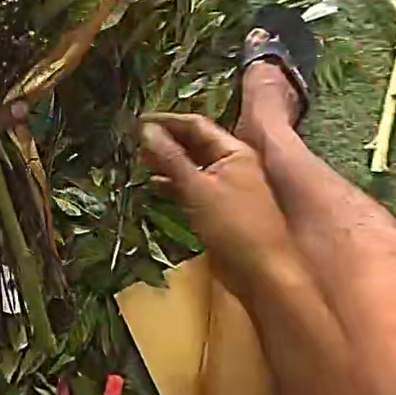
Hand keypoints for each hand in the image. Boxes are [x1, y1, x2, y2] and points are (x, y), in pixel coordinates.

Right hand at [138, 113, 290, 262]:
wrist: (262, 274)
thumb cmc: (235, 226)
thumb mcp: (198, 187)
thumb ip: (170, 157)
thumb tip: (145, 129)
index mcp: (234, 152)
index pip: (196, 125)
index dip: (166, 120)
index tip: (137, 120)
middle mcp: (231, 165)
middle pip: (193, 144)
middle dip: (165, 140)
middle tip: (134, 138)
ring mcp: (225, 187)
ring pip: (190, 166)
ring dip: (166, 162)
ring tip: (139, 159)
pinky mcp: (217, 209)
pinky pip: (191, 187)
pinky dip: (172, 184)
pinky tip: (153, 185)